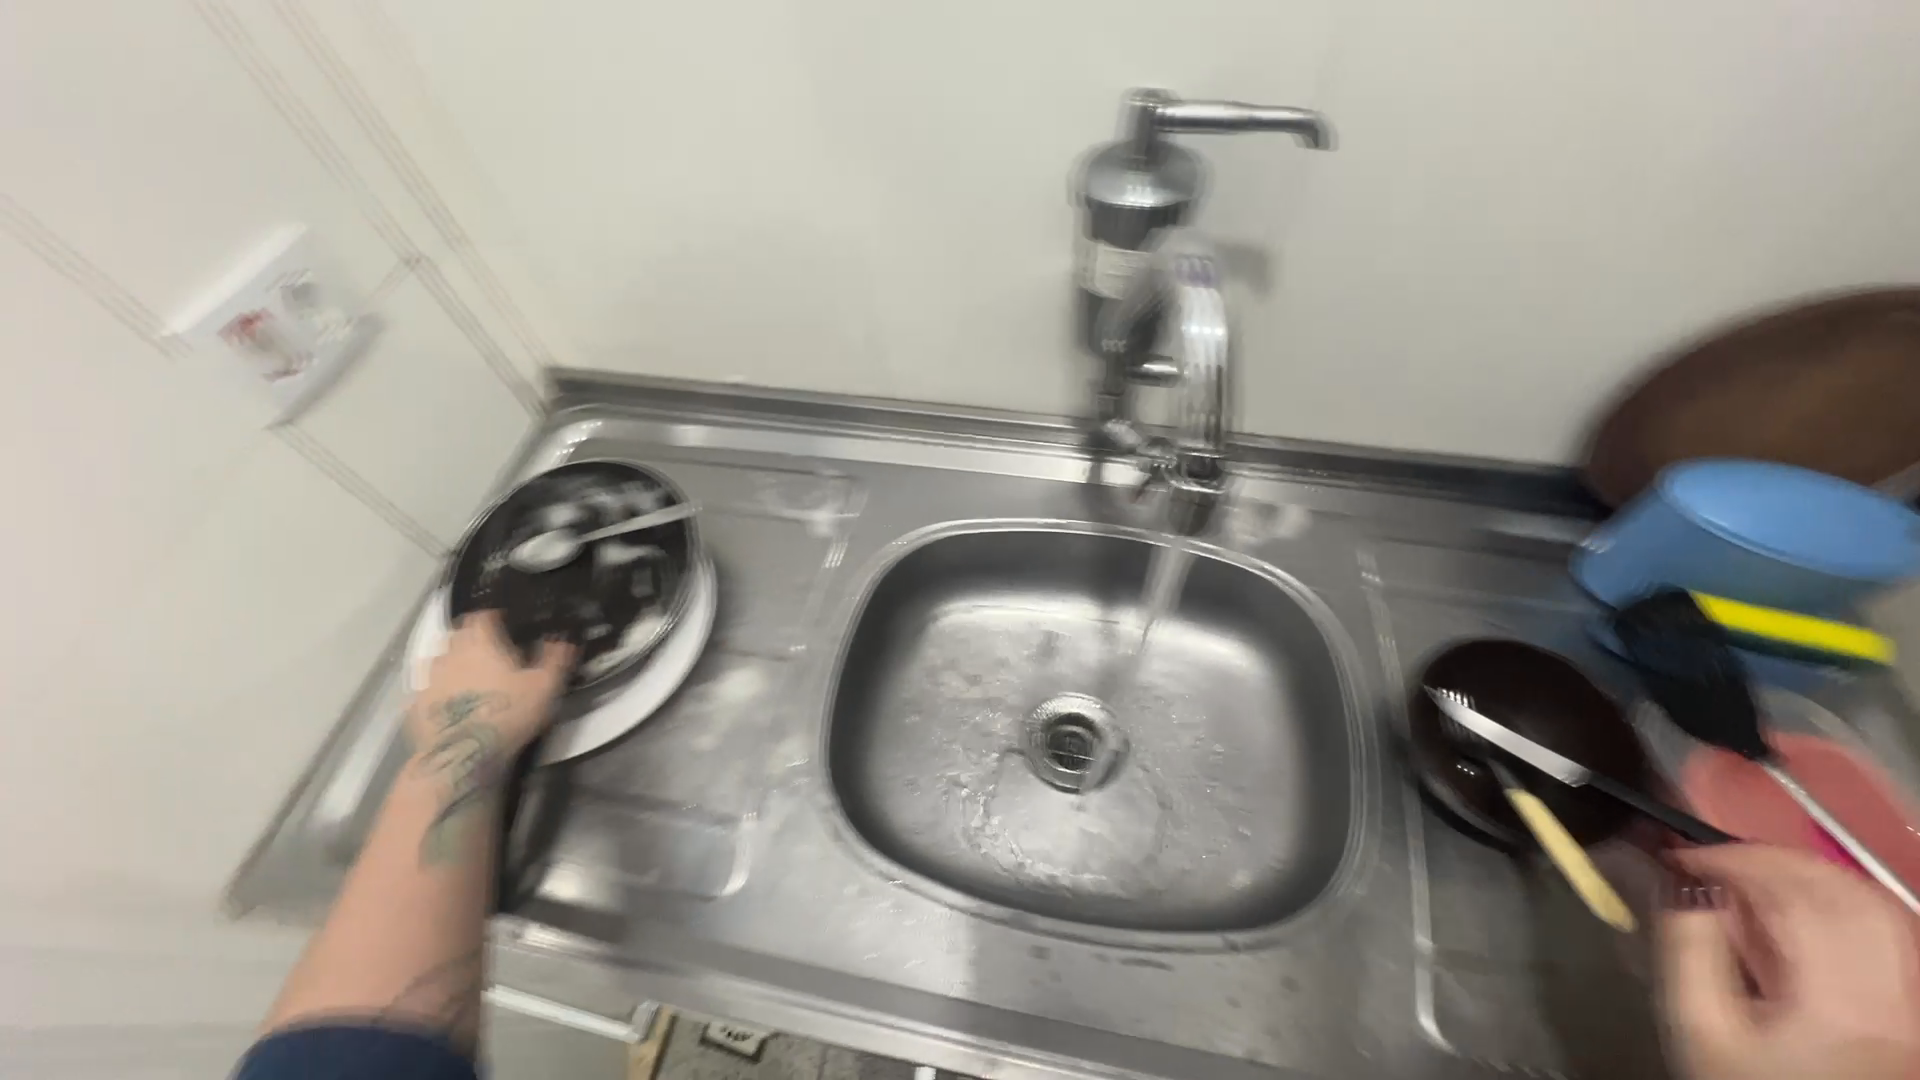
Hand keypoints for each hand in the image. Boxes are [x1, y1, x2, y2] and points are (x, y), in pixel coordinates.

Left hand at [406, 610, 576, 759]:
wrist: (462, 755)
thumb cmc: (508, 713)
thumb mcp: (546, 686)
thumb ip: (555, 658)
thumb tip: (564, 639)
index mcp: (481, 643)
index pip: (481, 617)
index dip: (492, 616)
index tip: (502, 621)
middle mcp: (450, 655)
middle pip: (456, 635)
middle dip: (470, 637)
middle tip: (487, 648)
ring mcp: (428, 680)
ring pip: (437, 660)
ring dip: (451, 662)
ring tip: (467, 674)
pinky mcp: (415, 706)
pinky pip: (427, 689)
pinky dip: (438, 690)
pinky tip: (450, 702)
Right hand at [1660, 843, 1919, 1079]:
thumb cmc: (1741, 1076)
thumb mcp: (1698, 1023)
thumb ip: (1688, 951)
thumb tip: (1682, 888)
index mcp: (1837, 1001)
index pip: (1798, 899)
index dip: (1736, 860)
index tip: (1684, 856)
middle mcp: (1892, 995)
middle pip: (1847, 894)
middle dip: (1773, 858)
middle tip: (1715, 856)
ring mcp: (1906, 999)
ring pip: (1873, 905)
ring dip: (1805, 873)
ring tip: (1749, 871)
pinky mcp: (1904, 1003)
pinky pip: (1881, 929)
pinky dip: (1832, 898)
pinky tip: (1789, 902)